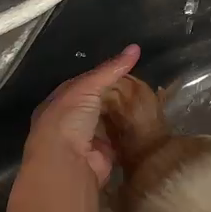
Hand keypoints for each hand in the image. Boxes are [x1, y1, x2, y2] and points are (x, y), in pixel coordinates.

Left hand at [25, 45, 139, 187]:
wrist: (67, 164)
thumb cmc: (68, 121)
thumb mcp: (86, 87)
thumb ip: (110, 70)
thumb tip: (136, 47)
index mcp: (59, 103)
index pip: (84, 83)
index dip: (105, 75)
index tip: (128, 67)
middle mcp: (72, 121)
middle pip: (99, 102)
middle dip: (118, 94)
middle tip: (144, 82)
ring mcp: (88, 138)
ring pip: (111, 119)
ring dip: (126, 111)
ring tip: (151, 96)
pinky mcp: (105, 153)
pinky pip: (122, 136)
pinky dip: (132, 130)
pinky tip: (149, 118)